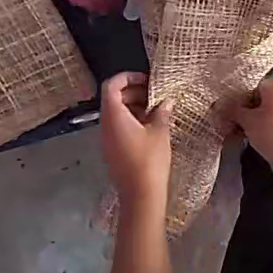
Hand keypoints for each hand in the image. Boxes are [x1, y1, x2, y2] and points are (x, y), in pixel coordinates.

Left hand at [99, 72, 173, 204]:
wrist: (140, 195)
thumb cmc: (150, 160)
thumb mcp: (160, 131)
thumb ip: (162, 111)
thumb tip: (167, 100)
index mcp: (113, 116)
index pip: (111, 85)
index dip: (128, 77)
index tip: (147, 80)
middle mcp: (105, 125)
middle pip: (113, 98)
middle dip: (134, 92)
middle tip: (156, 95)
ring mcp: (107, 139)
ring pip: (117, 113)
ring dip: (135, 107)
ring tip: (157, 110)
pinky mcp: (112, 151)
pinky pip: (119, 127)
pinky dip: (132, 121)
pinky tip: (151, 127)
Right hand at [218, 81, 272, 170]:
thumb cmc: (269, 134)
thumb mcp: (246, 120)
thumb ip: (233, 110)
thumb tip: (220, 105)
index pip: (252, 87)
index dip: (238, 98)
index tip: (229, 110)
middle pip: (259, 98)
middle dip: (244, 110)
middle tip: (231, 121)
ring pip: (266, 110)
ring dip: (252, 119)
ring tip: (239, 130)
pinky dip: (263, 125)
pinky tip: (251, 135)